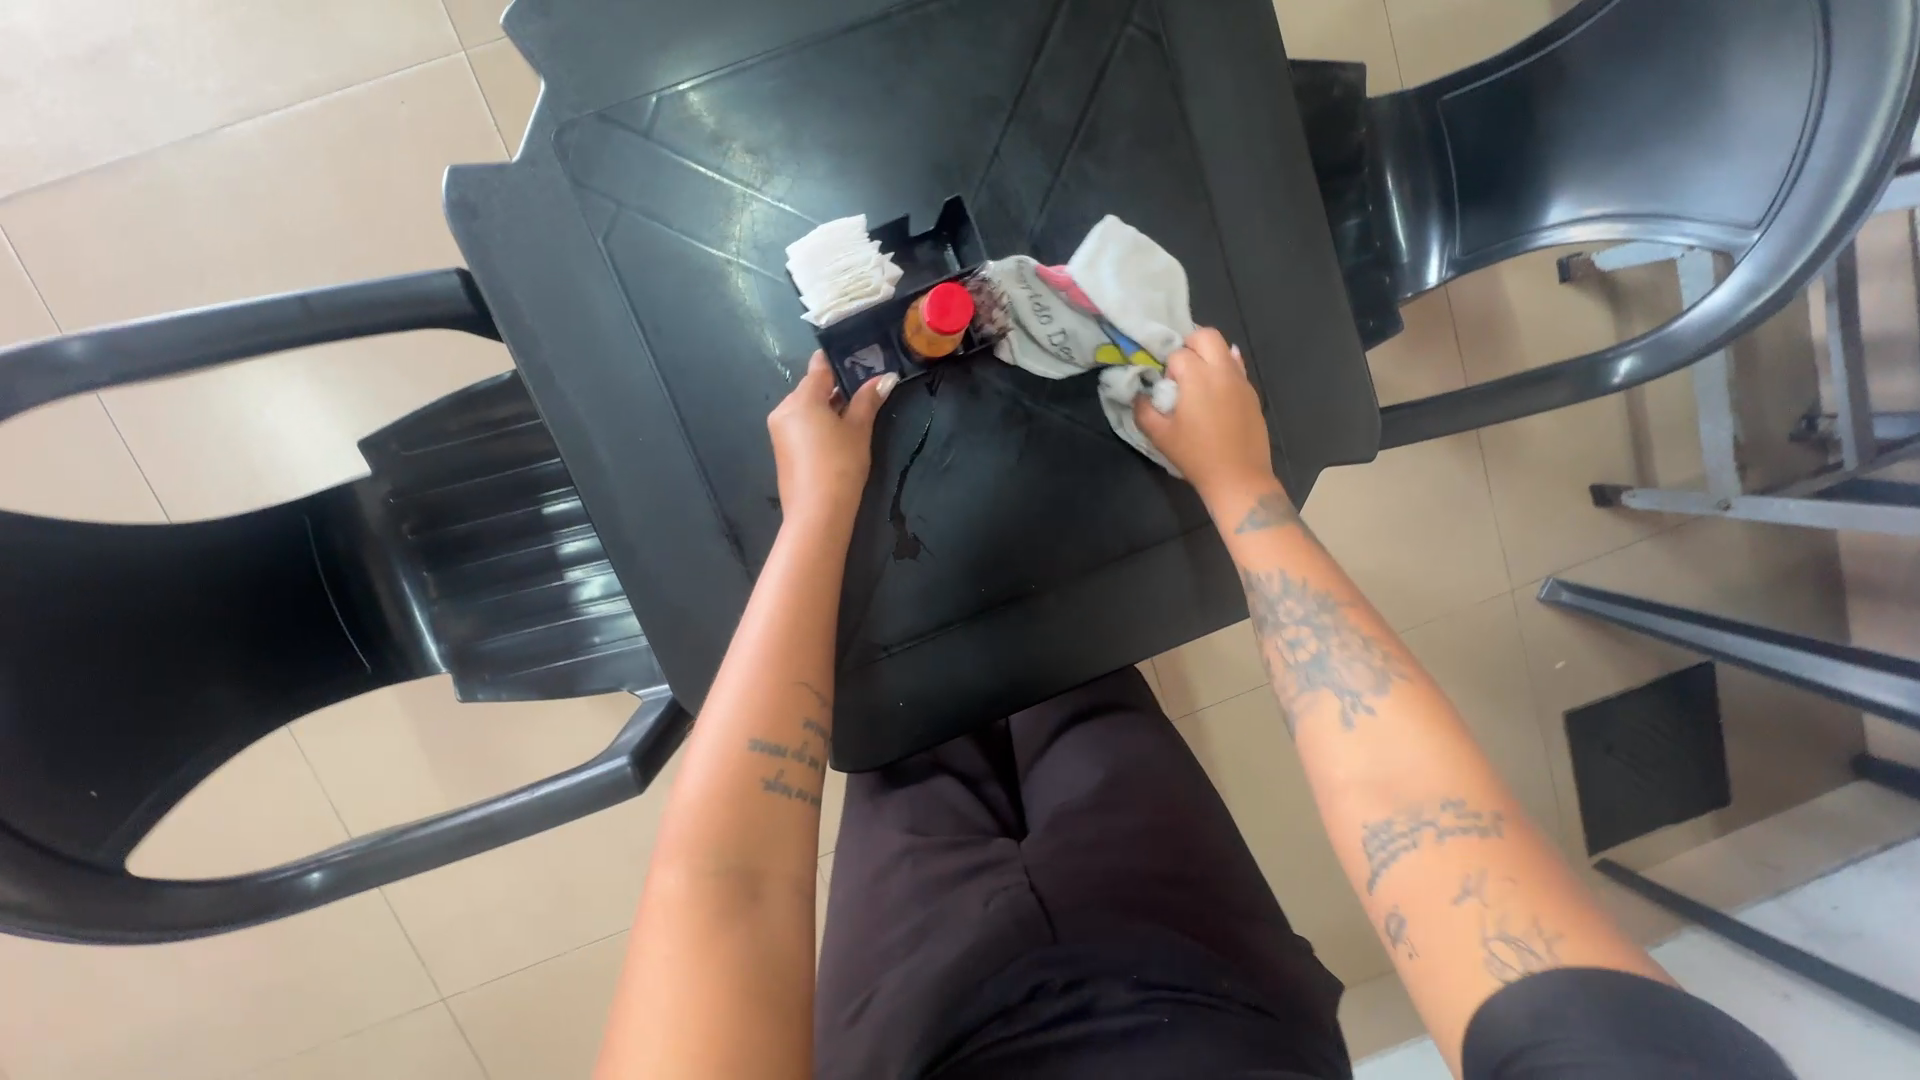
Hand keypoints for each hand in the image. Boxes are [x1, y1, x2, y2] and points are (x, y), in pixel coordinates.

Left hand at [768, 352, 896, 530]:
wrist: (817, 512)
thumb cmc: (840, 465)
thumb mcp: (859, 430)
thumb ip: (868, 400)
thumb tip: (886, 377)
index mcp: (801, 398)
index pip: (819, 367)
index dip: (840, 361)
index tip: (860, 360)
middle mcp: (785, 408)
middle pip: (811, 388)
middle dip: (835, 388)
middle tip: (864, 391)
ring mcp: (779, 430)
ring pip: (806, 407)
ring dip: (827, 408)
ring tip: (855, 416)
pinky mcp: (781, 449)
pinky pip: (801, 425)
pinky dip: (817, 424)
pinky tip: (837, 436)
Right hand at [1134, 327, 1281, 505]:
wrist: (1238, 476)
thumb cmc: (1196, 455)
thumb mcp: (1160, 436)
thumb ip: (1143, 410)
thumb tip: (1139, 396)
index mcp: (1198, 377)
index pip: (1177, 354)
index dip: (1167, 368)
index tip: (1166, 389)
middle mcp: (1222, 370)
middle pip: (1206, 336)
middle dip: (1189, 345)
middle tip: (1180, 370)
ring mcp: (1241, 381)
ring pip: (1225, 349)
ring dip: (1208, 357)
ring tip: (1197, 383)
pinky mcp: (1252, 393)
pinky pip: (1238, 368)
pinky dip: (1224, 370)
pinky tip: (1216, 390)